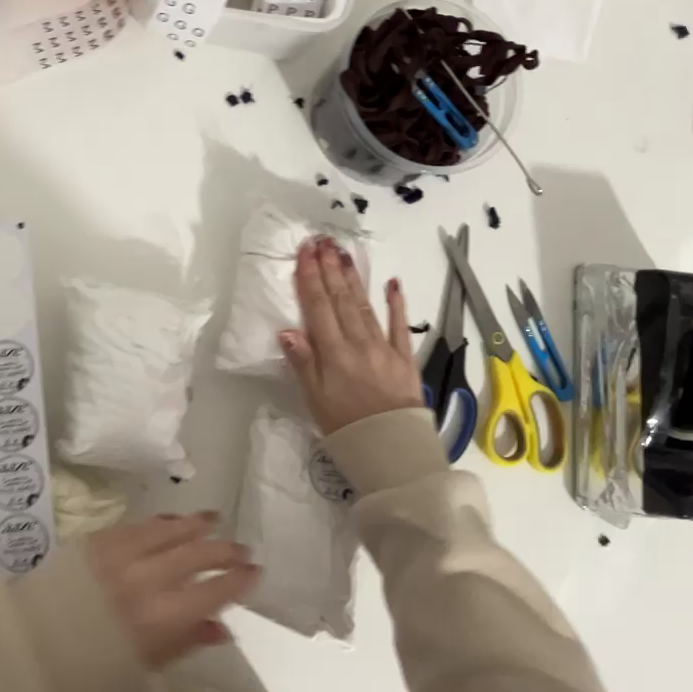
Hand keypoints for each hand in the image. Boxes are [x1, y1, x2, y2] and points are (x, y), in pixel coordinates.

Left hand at [87, 513, 258, 669]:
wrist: (31, 645)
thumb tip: (223, 627)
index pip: (211, 592)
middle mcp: (143, 580)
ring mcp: (120, 555)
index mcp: (158, 619)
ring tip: (215, 520)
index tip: (255, 572)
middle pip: (195, 554)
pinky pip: (140, 525)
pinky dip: (163, 522)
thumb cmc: (89, 666)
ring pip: (169, 530)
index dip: (237, 580)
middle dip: (223, 549)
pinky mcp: (99, 539)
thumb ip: (185, 641)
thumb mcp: (142, 666)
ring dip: (196, 525)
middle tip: (241, 548)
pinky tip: (176, 521)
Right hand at [280, 236, 426, 433]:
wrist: (391, 451)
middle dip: (330, 268)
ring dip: (353, 278)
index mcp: (333, 353)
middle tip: (323, 241)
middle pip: (340, 299)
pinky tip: (392, 283)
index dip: (310, 277)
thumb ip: (303, 362)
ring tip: (344, 253)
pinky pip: (400, 326)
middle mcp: (358, 343)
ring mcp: (383, 348)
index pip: (317, 307)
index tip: (306, 251)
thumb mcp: (314, 399)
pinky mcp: (404, 358)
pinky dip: (396, 303)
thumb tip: (288, 329)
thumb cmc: (345, 428)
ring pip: (364, 306)